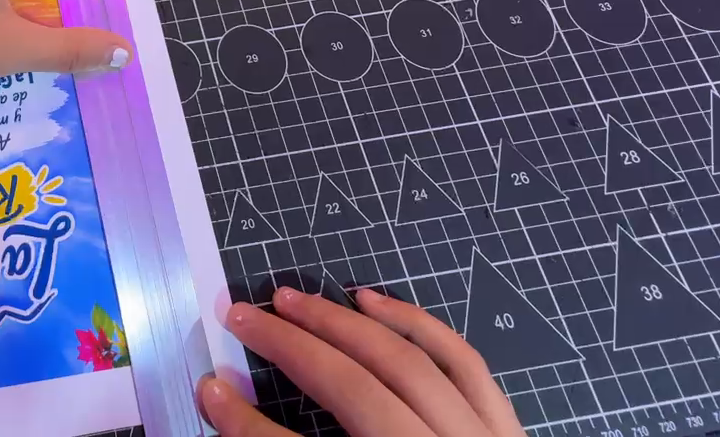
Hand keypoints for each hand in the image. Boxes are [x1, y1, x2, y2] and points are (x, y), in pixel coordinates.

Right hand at [199, 288, 525, 436]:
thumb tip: (224, 403)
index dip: (248, 424)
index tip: (209, 388)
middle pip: (355, 392)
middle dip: (289, 346)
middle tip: (241, 314)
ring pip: (405, 364)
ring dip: (339, 321)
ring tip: (290, 298)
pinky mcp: (510, 436)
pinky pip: (464, 364)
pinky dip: (415, 323)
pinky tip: (369, 299)